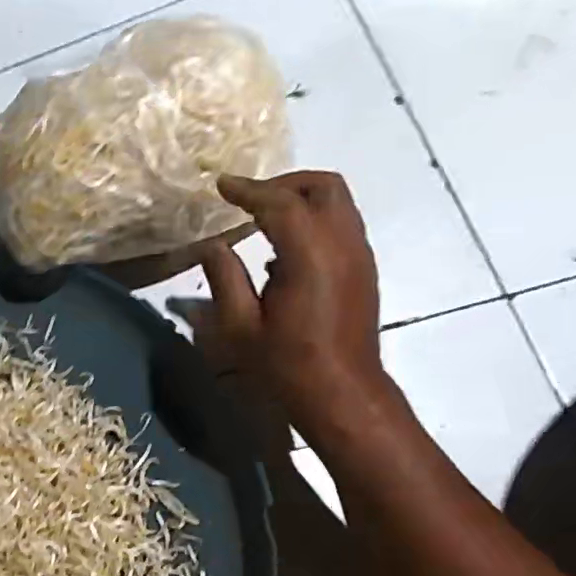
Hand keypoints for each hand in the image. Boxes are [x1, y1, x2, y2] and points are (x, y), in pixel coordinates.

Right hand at [200, 172, 388, 416]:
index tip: (222, 185)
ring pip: (338, 202)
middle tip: (248, 198)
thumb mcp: (240, 327)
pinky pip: (342, 224)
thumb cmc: (286, 364)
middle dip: (283, 183)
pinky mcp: (364, 269)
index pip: (280, 203)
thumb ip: (224, 278)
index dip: (248, 189)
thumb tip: (212, 246)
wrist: (341, 392)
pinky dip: (314, 219)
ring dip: (302, 199)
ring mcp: (359, 255)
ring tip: (264, 217)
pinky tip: (284, 250)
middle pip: (322, 186)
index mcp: (310, 255)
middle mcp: (343, 244)